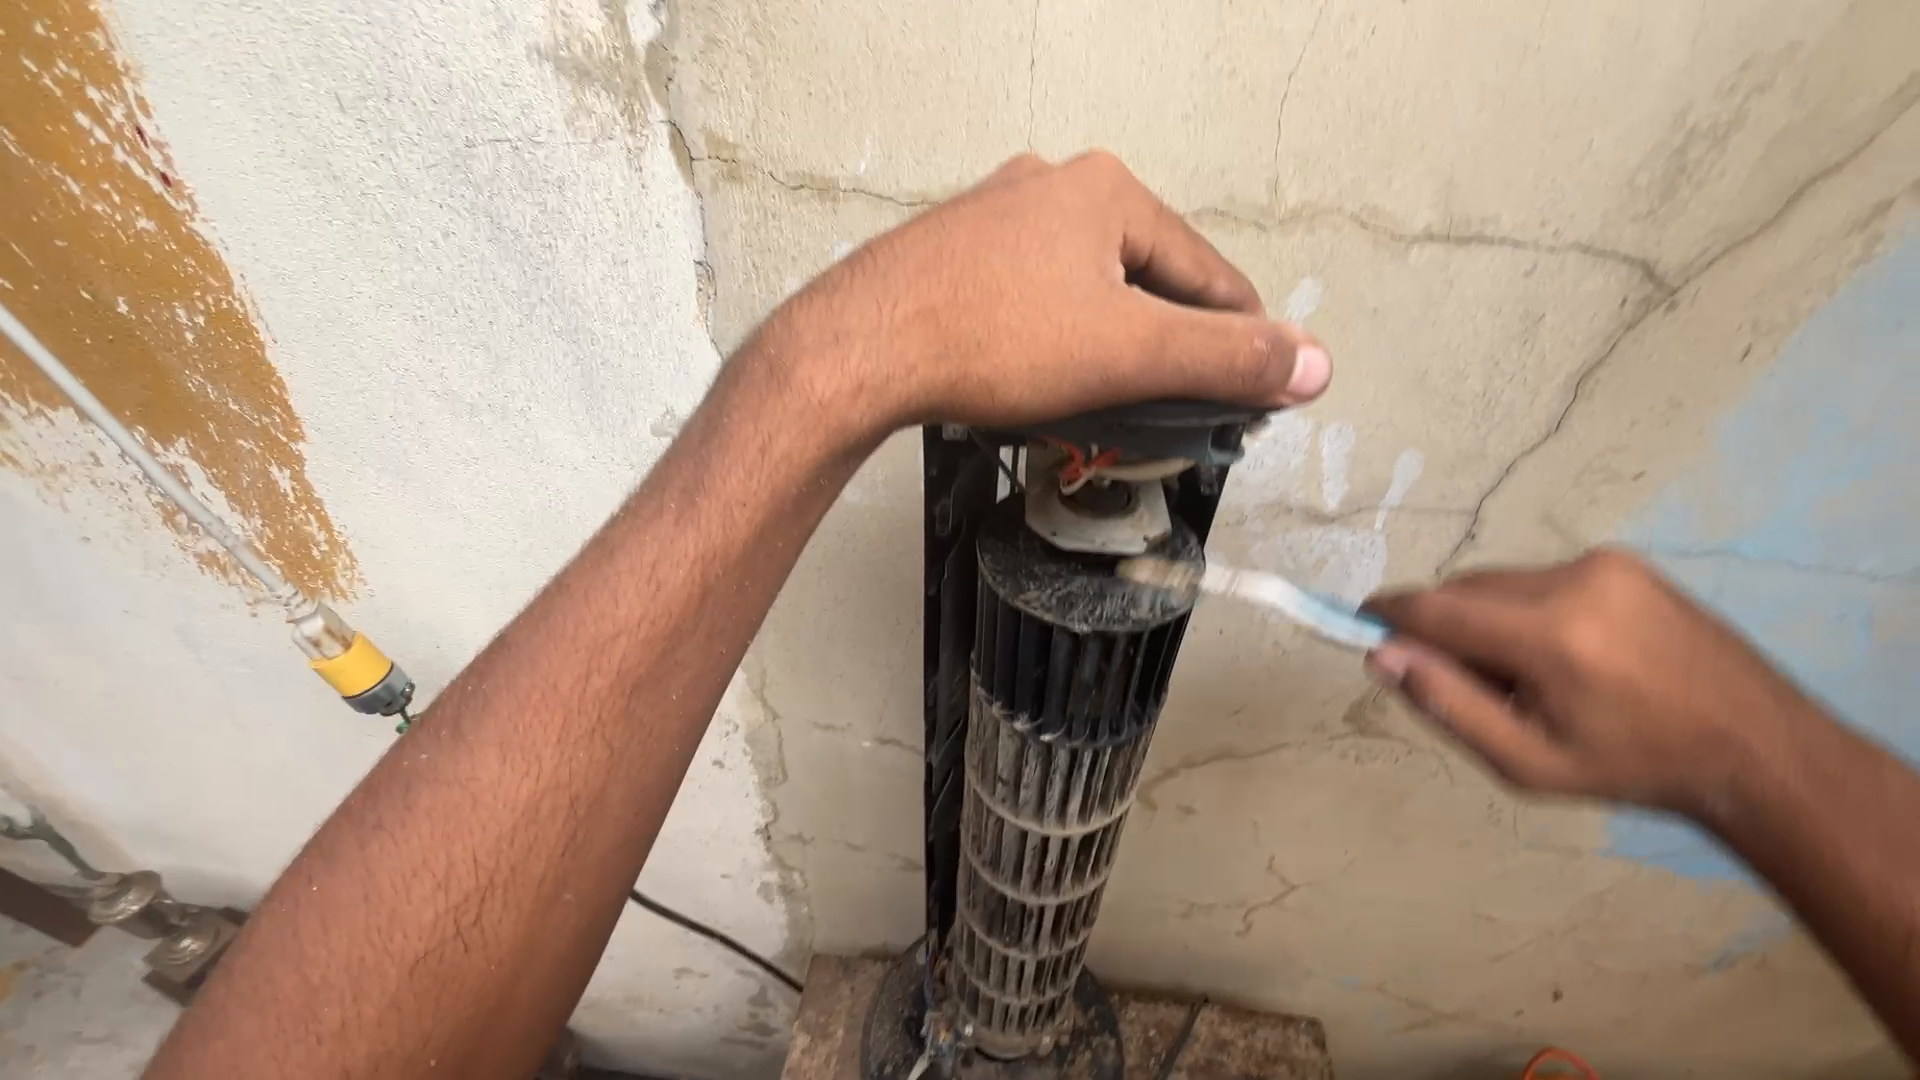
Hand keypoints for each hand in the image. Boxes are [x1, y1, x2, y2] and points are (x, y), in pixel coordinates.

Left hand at [745, 151, 1330, 434]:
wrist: (862, 348)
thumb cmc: (1000, 343)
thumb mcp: (1128, 354)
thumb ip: (1225, 359)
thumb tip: (1316, 366)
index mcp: (1108, 191)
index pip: (1206, 273)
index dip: (1237, 336)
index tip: (1250, 389)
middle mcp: (1052, 186)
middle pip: (1143, 278)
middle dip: (1167, 343)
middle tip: (1178, 405)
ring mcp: (994, 217)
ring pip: (1084, 288)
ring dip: (1110, 341)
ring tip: (1117, 398)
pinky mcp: (952, 255)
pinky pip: (1031, 297)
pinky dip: (1055, 336)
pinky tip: (1047, 372)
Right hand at [1363, 550, 1824, 815]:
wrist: (1762, 751)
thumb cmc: (1632, 768)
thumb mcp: (1526, 763)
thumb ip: (1446, 705)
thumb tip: (1379, 656)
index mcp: (1551, 637)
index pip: (1434, 608)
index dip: (1386, 615)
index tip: (1357, 625)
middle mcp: (1573, 582)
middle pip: (1460, 592)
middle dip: (1444, 629)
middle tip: (1472, 682)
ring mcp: (1602, 564)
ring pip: (1494, 583)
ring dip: (1482, 619)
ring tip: (1527, 672)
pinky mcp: (1620, 561)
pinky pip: (1532, 578)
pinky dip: (1520, 609)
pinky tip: (1561, 651)